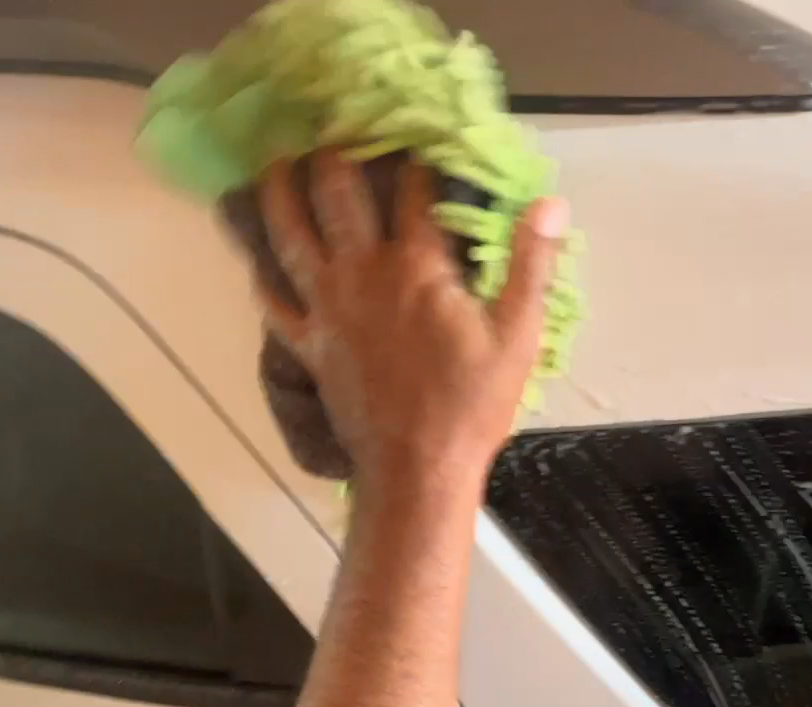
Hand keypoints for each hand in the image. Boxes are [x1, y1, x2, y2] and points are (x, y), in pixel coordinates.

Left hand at [257, 152, 567, 491]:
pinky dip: (265, 278)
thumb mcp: (517, 336)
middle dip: (336, 153)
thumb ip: (530, 264)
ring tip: (278, 166)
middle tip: (338, 134)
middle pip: (335, 192)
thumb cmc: (471, 406)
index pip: (414, 189)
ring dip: (279, 193)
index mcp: (416, 266)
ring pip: (289, 235)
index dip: (416, 154)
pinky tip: (260, 261)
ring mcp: (327, 310)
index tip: (416, 133)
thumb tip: (550, 202)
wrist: (417, 468)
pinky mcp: (309, 347)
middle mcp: (362, 274)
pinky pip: (274, 303)